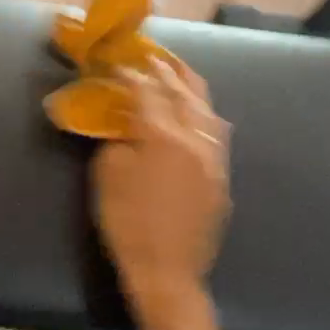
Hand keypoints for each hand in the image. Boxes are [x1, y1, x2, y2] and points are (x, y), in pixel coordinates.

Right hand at [92, 60, 231, 315]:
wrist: (167, 272)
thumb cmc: (126, 221)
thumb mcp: (107, 173)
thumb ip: (117, 136)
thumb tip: (125, 119)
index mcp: (163, 136)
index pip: (147, 90)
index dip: (131, 73)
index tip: (117, 62)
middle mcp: (195, 139)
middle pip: (184, 92)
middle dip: (166, 71)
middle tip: (151, 56)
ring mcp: (214, 158)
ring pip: (207, 109)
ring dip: (190, 87)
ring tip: (177, 74)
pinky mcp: (221, 177)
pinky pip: (216, 132)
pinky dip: (202, 112)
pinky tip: (194, 111)